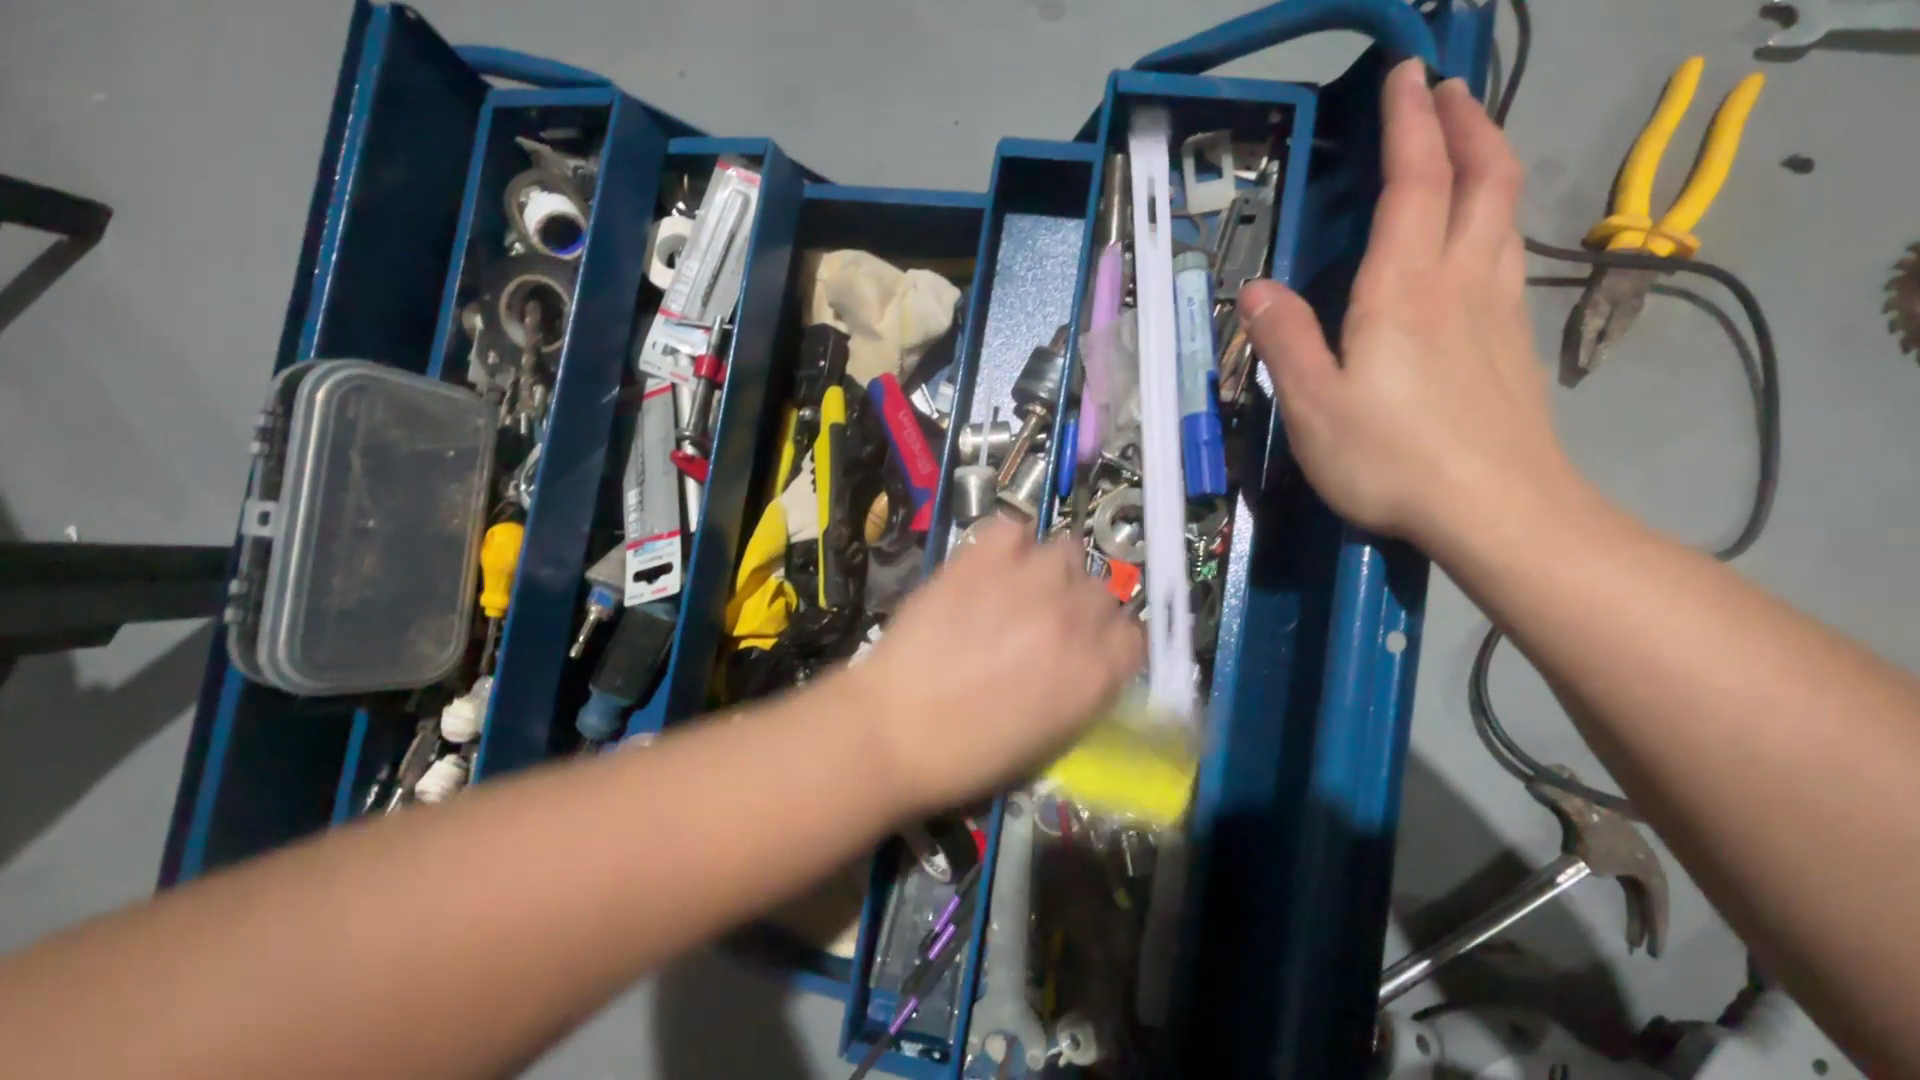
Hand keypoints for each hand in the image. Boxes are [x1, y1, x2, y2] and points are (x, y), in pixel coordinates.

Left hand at [847, 519, 1143, 813]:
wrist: (891, 731)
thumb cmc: (966, 755)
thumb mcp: (1046, 740)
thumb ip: (1081, 693)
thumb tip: (1089, 665)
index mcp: (1094, 675)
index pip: (1133, 638)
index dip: (1111, 644)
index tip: (1091, 650)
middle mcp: (1072, 621)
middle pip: (1104, 593)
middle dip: (1083, 609)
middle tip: (1050, 625)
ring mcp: (1027, 583)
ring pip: (1067, 552)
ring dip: (1052, 571)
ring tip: (1022, 590)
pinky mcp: (979, 560)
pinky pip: (1013, 529)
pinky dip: (1009, 544)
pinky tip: (992, 566)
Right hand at [1242, 60, 1576, 549]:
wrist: (1500, 510)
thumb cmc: (1393, 460)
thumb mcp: (1314, 407)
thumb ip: (1286, 341)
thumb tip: (1257, 290)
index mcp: (1405, 288)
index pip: (1417, 181)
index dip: (1411, 121)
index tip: (1407, 72)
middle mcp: (1461, 280)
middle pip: (1485, 176)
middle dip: (1467, 121)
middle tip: (1445, 90)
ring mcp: (1499, 309)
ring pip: (1506, 210)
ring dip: (1490, 160)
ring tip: (1467, 143)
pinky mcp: (1515, 342)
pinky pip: (1508, 252)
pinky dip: (1495, 215)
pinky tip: (1478, 235)